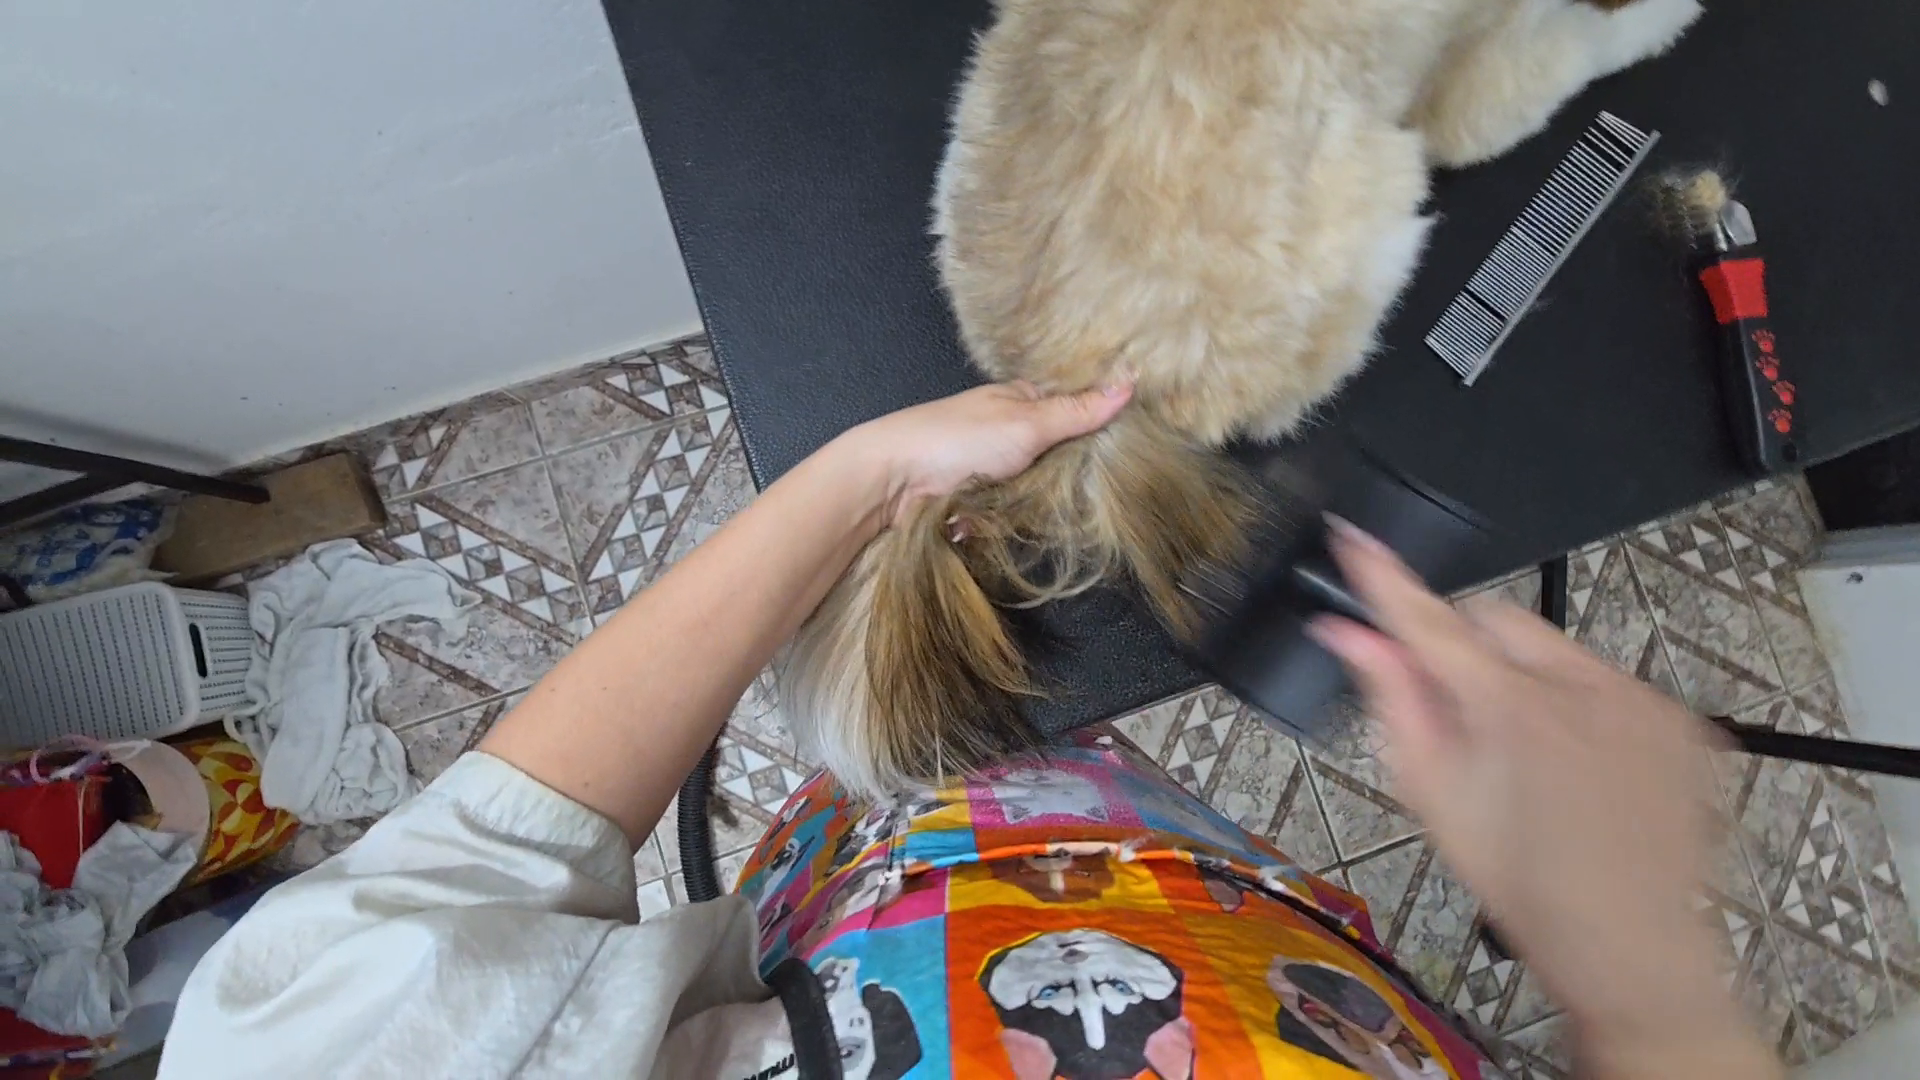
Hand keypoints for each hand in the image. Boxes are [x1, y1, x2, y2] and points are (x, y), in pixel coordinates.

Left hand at [837, 381, 1131, 526]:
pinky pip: (1004, 516)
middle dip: (1061, 479)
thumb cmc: (959, 440)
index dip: (1095, 429)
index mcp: (1020, 402)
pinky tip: (993, 524)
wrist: (891, 480)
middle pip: (1056, 459)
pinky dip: (998, 521)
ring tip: (1025, 510)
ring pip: (1033, 493)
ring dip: (1028, 506)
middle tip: (1074, 491)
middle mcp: (1006, 432)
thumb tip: (1130, 382)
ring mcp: (988, 468)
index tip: (1122, 451)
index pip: (1073, 411)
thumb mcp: (1028, 423)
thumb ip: (1077, 412)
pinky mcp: (973, 501)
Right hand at [1311, 521, 1779, 1077]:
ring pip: (1542, 641)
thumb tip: (1346, 633)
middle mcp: (1581, 688)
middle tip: (1449, 704)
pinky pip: (1595, 671)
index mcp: (1507, 708)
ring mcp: (1639, 699)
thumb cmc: (1511, 872)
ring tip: (1515, 739)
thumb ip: (1388, 695)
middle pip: (1489, 618)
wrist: (1627, 943)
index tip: (1351, 535)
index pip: (1425, 618)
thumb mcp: (1426, 787)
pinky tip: (1564, 750)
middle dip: (1456, 643)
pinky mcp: (1676, 717)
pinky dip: (1564, 692)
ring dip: (1511, 668)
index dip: (1381, 574)